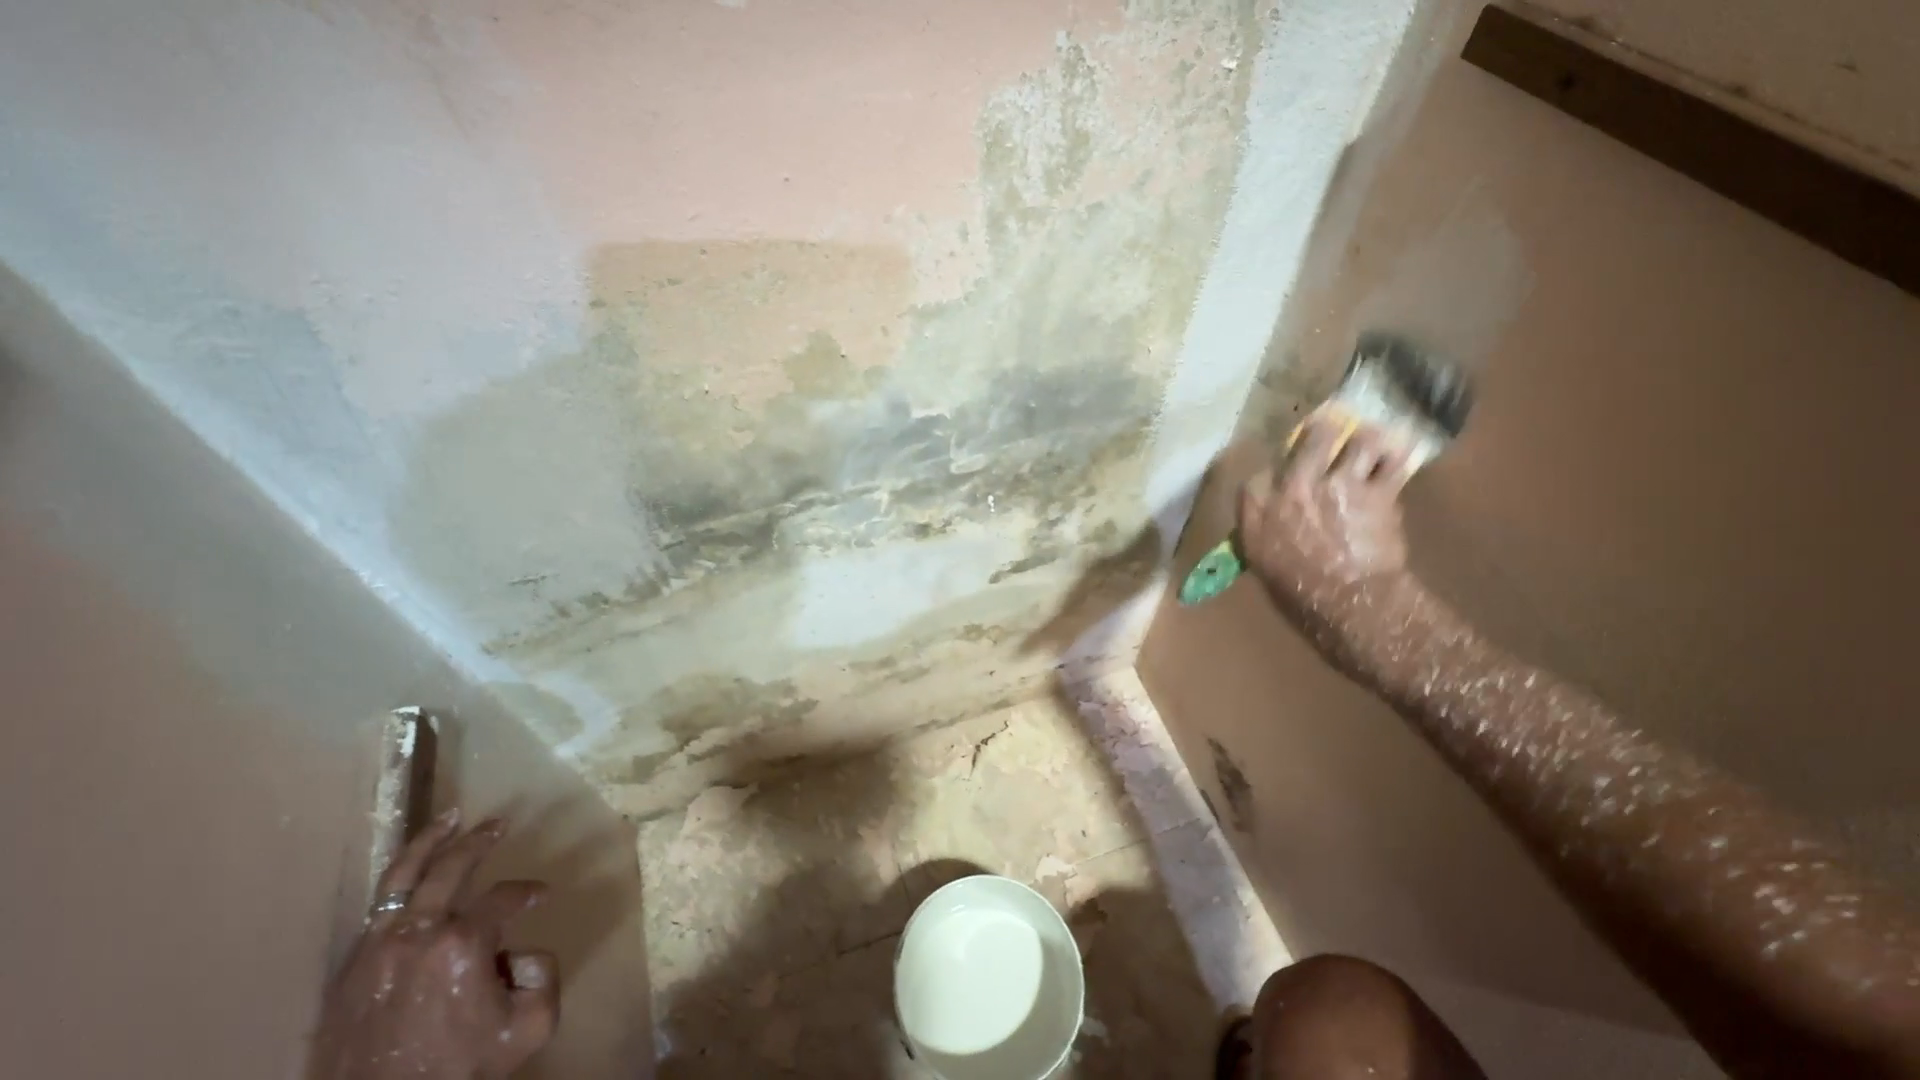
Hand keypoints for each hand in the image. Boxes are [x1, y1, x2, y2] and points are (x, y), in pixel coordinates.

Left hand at [313, 812, 557, 1079]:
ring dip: (430, 841)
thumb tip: (523, 950)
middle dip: (479, 841)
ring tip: (449, 818)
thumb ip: (545, 977)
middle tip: (497, 824)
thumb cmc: (458, 1068)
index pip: (505, 898)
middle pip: (451, 868)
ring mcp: (379, 945)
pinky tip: (412, 873)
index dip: (529, 891)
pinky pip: (377, 907)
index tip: (542, 894)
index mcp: (464, 944)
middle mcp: (419, 932)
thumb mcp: (528, 1028)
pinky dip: (400, 880)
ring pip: (403, 876)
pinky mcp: (353, 964)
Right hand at [1237, 408, 1422, 675]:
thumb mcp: (1260, 559)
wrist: (1348, 603)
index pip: (1262, 468)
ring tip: (1374, 441)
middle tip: (1336, 426)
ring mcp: (1339, 483)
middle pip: (1314, 434)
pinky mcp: (1377, 492)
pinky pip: (1395, 463)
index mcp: (1258, 504)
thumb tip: (1264, 515)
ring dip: (1370, 438)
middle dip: (1327, 427)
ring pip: (1361, 439)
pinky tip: (1400, 455)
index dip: (1278, 465)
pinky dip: (1399, 458)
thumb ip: (1260, 527)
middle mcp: (1295, 484)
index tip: (1287, 468)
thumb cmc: (1298, 590)